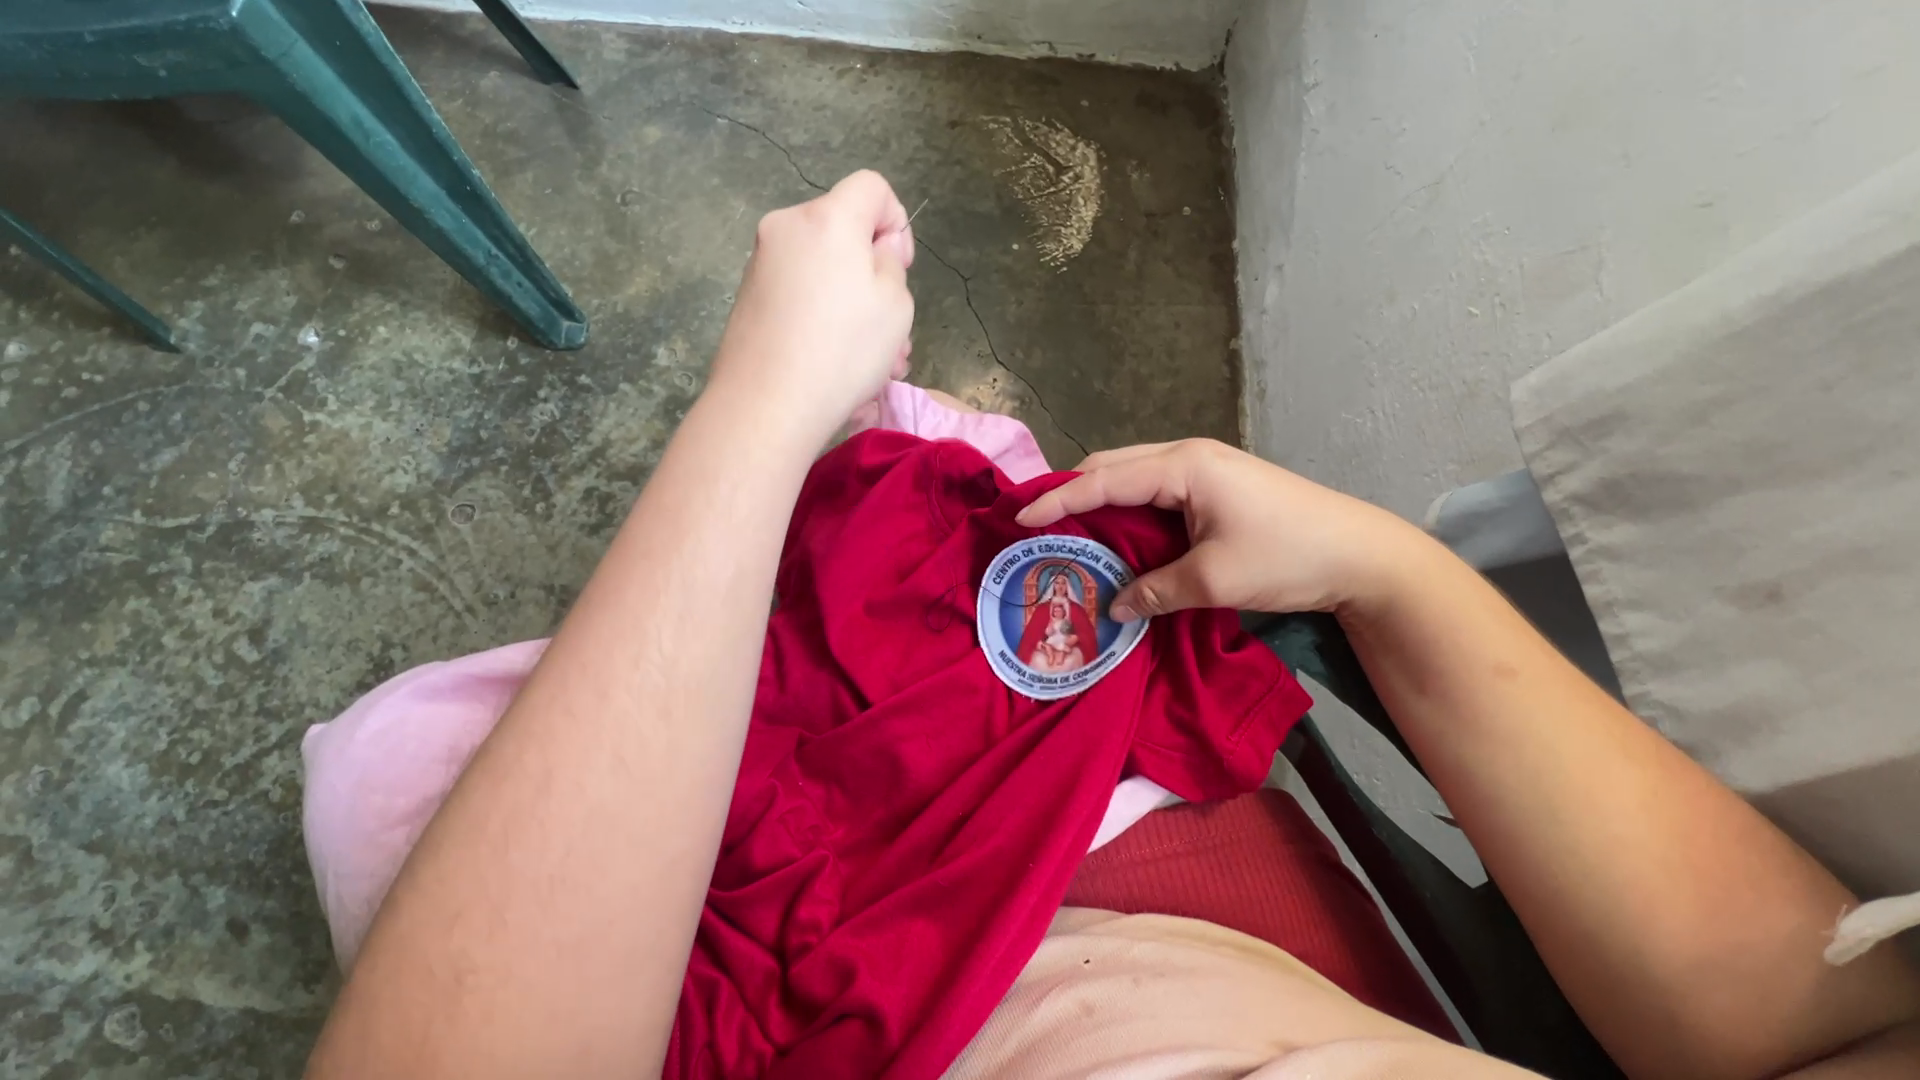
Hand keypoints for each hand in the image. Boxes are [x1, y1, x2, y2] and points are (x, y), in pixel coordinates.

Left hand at [706, 170, 915, 445]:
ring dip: (855, 311)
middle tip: (894, 333)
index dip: (897, 221)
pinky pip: (802, 298)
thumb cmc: (842, 350)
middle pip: (845, 234)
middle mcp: (786, 229)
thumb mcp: (895, 304)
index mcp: (826, 219)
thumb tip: (876, 252)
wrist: (766, 406)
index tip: (900, 267)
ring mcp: (762, 266)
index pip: (872, 186)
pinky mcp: (749, 301)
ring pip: (825, 274)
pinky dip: (824, 321)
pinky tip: (839, 368)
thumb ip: (892, 264)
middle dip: (875, 278)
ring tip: (876, 366)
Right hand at [1014, 439, 1432, 621]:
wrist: (1362, 555)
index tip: (1018, 520)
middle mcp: (1189, 457)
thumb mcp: (1213, 580)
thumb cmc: (1287, 557)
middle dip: (1073, 492)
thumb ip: (1153, 590)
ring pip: (1133, 476)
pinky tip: (1118, 537)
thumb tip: (1111, 606)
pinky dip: (1128, 511)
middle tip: (1040, 526)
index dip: (1058, 501)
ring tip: (1069, 534)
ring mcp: (1205, 469)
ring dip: (1100, 501)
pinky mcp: (1216, 488)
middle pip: (1113, 466)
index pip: (1103, 479)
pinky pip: (1155, 492)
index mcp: (1184, 466)